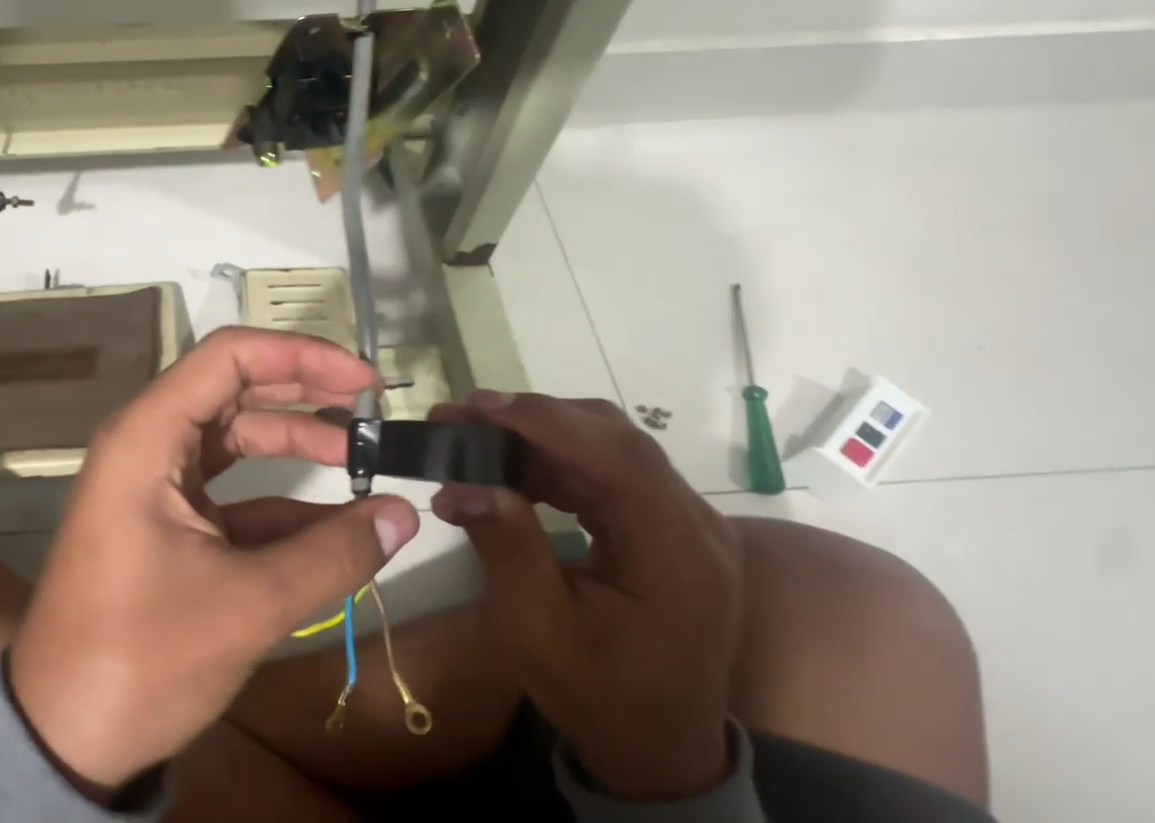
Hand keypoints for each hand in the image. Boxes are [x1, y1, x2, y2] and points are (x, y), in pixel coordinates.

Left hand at [9, 327, 420, 794]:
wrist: (63, 738)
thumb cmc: (142, 656)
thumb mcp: (248, 604)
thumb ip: (333, 555)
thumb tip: (404, 515)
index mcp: (147, 438)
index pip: (229, 358)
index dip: (301, 356)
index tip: (364, 381)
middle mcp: (147, 447)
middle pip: (234, 391)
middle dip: (305, 393)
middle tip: (372, 407)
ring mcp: (156, 489)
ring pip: (235, 441)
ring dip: (297, 444)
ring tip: (363, 458)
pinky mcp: (168, 528)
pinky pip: (233, 496)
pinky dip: (282, 503)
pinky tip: (337, 523)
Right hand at [428, 391, 742, 801]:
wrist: (658, 749)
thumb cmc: (599, 696)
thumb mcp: (539, 632)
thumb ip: (508, 548)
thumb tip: (464, 481)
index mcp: (679, 553)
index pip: (617, 457)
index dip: (546, 421)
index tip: (478, 405)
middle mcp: (694, 524)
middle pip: (615, 441)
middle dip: (533, 421)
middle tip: (460, 419)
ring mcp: (683, 523)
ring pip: (607, 450)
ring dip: (537, 441)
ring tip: (468, 442)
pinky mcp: (663, 528)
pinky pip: (606, 477)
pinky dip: (552, 468)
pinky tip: (503, 475)